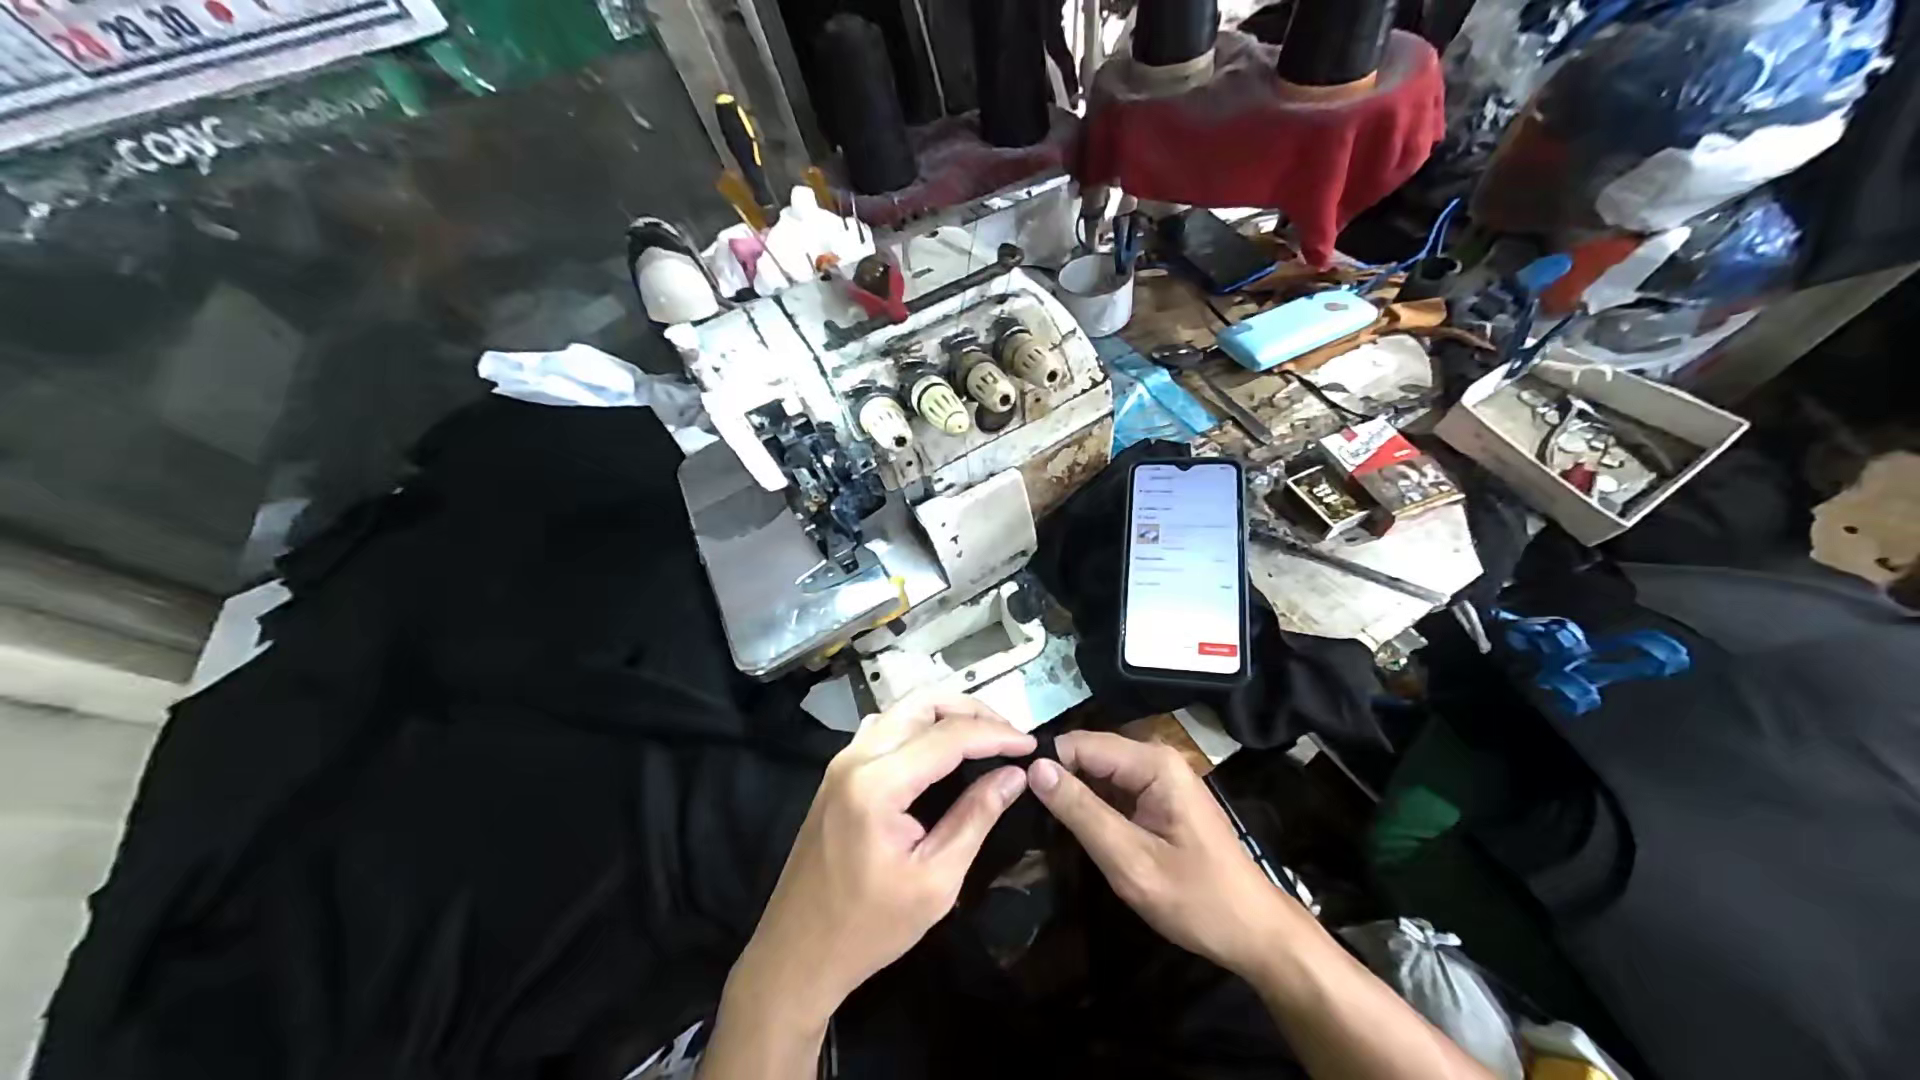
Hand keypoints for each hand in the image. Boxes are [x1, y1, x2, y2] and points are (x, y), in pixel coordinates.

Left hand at [725, 694, 1034, 1027]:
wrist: (796, 953)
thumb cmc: (868, 928)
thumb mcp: (935, 881)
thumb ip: (975, 818)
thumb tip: (1014, 776)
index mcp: (877, 783)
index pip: (948, 737)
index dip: (995, 734)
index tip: (1031, 745)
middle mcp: (856, 757)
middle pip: (921, 703)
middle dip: (971, 709)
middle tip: (1009, 733)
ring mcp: (843, 761)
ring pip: (902, 709)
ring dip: (946, 712)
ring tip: (985, 736)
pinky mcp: (839, 772)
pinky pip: (886, 727)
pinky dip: (922, 725)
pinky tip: (944, 747)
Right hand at [1027, 731, 1303, 977]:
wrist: (1255, 933)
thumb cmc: (1197, 900)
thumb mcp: (1130, 860)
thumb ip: (1081, 811)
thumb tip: (1034, 768)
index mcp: (1153, 763)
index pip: (1081, 744)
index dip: (1046, 764)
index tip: (1014, 791)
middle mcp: (1156, 759)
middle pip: (1089, 754)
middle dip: (1058, 778)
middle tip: (1024, 811)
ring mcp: (1159, 778)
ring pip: (1098, 772)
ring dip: (1073, 793)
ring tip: (1042, 821)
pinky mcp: (1158, 798)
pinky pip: (1113, 789)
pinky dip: (1092, 806)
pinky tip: (1077, 828)